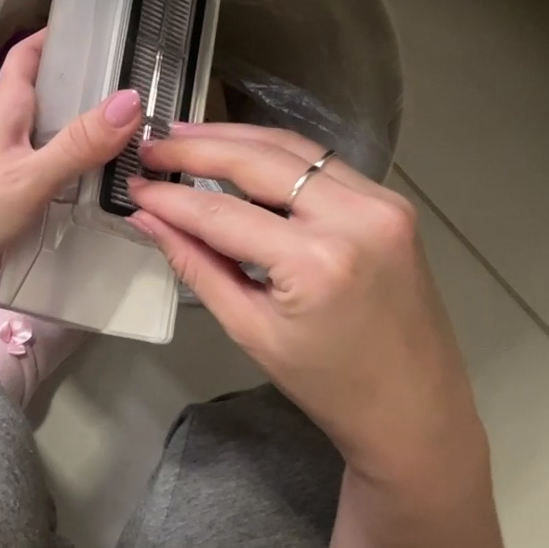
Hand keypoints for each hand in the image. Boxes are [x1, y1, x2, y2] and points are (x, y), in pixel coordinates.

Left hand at [0, 30, 143, 296]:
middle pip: (51, 97)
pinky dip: (82, 174)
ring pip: (56, 138)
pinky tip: (112, 185)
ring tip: (142, 134)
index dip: (55, 35)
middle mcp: (9, 131)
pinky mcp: (16, 198)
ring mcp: (11, 166)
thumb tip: (131, 100)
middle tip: (143, 86)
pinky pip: (55, 175)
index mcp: (6, 110)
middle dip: (90, 87)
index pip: (28, 56)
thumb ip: (78, 142)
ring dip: (90, 134)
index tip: (98, 26)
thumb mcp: (28, 175)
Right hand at [127, 123, 482, 488]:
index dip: (171, 196)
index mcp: (316, 262)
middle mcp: (354, 217)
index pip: (222, 212)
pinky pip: (320, 163)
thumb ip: (195, 264)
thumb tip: (146, 217)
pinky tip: (238, 153)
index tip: (133, 184)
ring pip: (292, 148)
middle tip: (153, 146)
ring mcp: (381, 203)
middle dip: (199, 148)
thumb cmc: (326, 384)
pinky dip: (273, 154)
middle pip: (258, 161)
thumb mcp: (249, 328)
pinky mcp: (389, 202)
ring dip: (235, 138)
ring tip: (184, 137)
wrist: (415, 409)